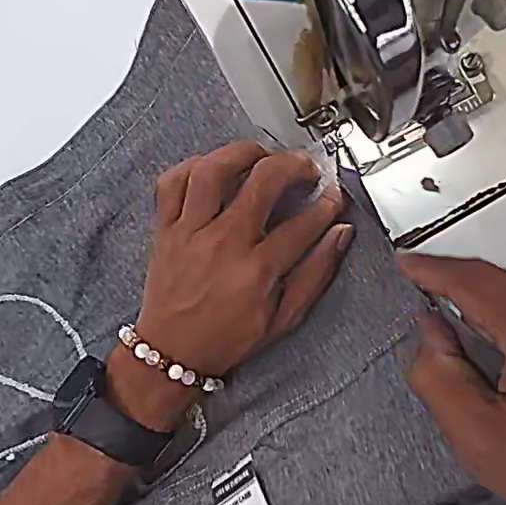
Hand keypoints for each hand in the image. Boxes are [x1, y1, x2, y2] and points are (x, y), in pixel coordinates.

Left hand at [105, 141, 353, 431]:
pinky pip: (172, 182)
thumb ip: (316, 274)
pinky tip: (213, 169)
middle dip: (295, 165)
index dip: (328, 204)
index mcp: (257, 269)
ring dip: (243, 152)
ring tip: (262, 156)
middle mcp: (223, 243)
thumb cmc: (227, 337)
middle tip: (305, 168)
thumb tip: (340, 235)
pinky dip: (192, 166)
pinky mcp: (165, 229)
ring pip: (214, 170)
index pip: (304, 222)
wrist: (173, 352)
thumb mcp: (284, 318)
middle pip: (264, 180)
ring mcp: (190, 232)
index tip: (334, 198)